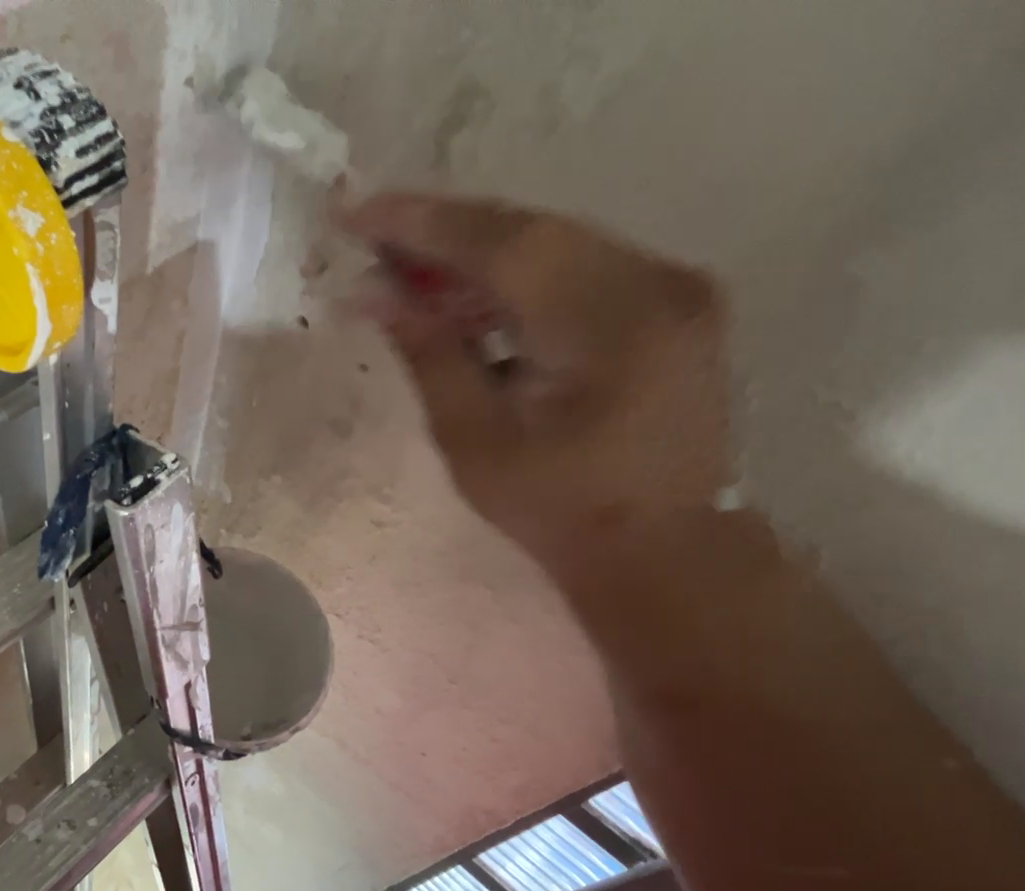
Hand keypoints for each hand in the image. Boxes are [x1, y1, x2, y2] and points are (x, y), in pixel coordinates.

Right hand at [340, 194, 732, 566]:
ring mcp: (671, 286)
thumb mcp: (475, 439)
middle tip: (370, 239)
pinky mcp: (669, 301)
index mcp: (610, 322)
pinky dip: (515, 274)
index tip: (353, 209)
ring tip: (405, 269)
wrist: (664, 548)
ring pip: (553, 241)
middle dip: (442, 232)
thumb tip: (369, 292)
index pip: (502, 244)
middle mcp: (655, 281)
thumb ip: (428, 353)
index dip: (421, 223)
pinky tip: (465, 293)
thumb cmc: (561, 509)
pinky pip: (576, 265)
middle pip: (530, 230)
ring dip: (475, 253)